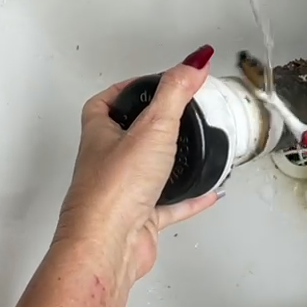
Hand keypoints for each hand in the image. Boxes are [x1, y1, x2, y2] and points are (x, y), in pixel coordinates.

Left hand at [53, 46, 221, 290]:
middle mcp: (107, 160)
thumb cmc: (113, 189)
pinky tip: (207, 191)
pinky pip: (168, 204)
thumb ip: (176, 91)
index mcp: (100, 132)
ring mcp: (122, 191)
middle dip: (148, 123)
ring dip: (168, 160)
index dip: (126, 89)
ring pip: (147, 169)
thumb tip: (195, 60)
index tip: (151, 81)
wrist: (107, 247)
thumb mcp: (153, 126)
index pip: (106, 100)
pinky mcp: (139, 219)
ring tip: (192, 146)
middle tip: (174, 110)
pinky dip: (188, 197)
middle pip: (125, 134)